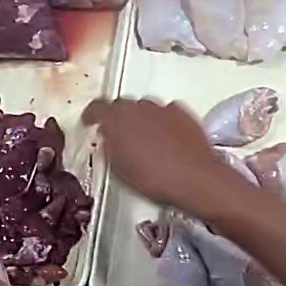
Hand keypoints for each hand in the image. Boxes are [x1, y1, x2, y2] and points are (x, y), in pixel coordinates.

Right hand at [83, 98, 247, 211]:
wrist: (195, 180)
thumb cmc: (154, 179)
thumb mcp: (119, 170)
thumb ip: (108, 149)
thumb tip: (107, 142)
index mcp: (117, 119)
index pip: (96, 107)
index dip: (91, 115)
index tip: (90, 122)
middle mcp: (138, 107)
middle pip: (121, 105)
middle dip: (117, 118)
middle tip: (117, 135)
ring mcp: (162, 108)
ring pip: (144, 108)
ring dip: (141, 119)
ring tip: (144, 140)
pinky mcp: (183, 113)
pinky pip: (166, 112)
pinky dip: (162, 121)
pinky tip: (165, 139)